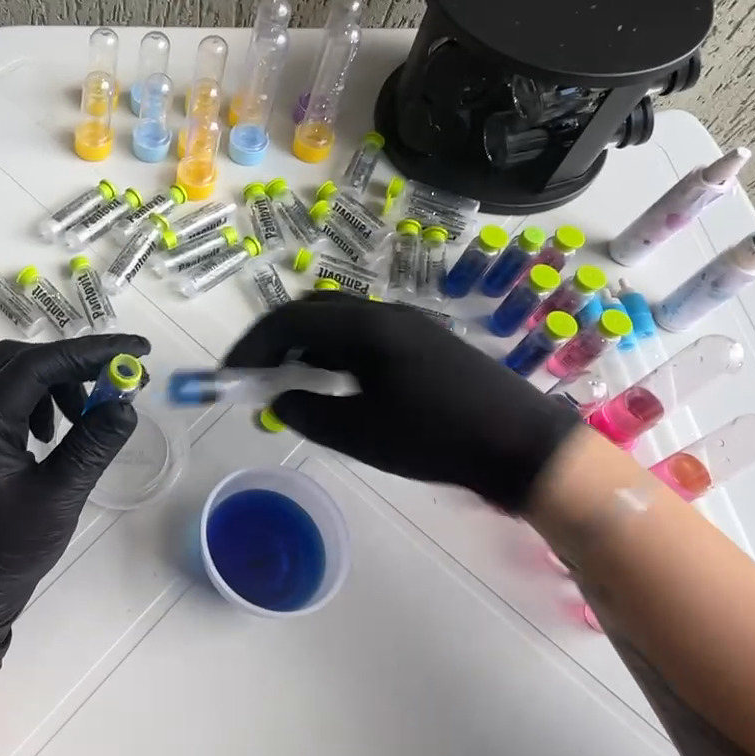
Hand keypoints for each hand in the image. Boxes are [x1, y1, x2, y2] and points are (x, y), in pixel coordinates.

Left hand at [0, 334, 149, 669]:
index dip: (91, 352)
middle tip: (117, 377)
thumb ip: (92, 444)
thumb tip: (125, 405)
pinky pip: (13, 396)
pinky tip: (61, 428)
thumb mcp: (61, 495)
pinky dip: (44, 397)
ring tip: (89, 411)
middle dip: (75, 361)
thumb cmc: (11, 549)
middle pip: (24, 358)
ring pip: (17, 373)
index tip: (136, 351)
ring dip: (59, 379)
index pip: (40, 364)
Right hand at [223, 295, 578, 510]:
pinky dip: (334, 352)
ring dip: (305, 346)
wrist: (524, 444)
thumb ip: (309, 413)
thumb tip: (278, 402)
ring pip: (337, 321)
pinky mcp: (423, 341)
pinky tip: (334, 384)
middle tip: (257, 376)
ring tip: (289, 384)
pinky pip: (362, 334)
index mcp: (366, 327)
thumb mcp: (362, 433)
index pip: (289, 322)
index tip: (230, 376)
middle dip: (276, 340)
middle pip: (311, 311)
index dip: (252, 346)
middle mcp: (384, 313)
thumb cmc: (439, 438)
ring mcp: (407, 324)